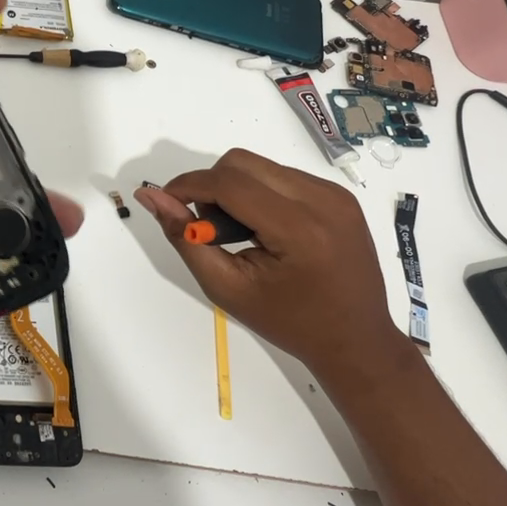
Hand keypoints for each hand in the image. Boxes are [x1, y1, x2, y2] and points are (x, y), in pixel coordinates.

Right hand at [133, 149, 403, 377]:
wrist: (356, 342)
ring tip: (239, 231)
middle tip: (208, 227)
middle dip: (211, 187)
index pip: (228, 183)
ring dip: (235, 189)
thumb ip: (184, 236)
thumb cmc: (287, 322)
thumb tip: (149, 194)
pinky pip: (281, 175)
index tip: (166, 203)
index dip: (188, 186)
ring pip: (259, 166)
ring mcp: (336, 195)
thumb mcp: (225, 286)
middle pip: (241, 163)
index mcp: (299, 230)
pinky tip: (264, 229)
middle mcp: (323, 201)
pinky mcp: (340, 196)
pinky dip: (259, 192)